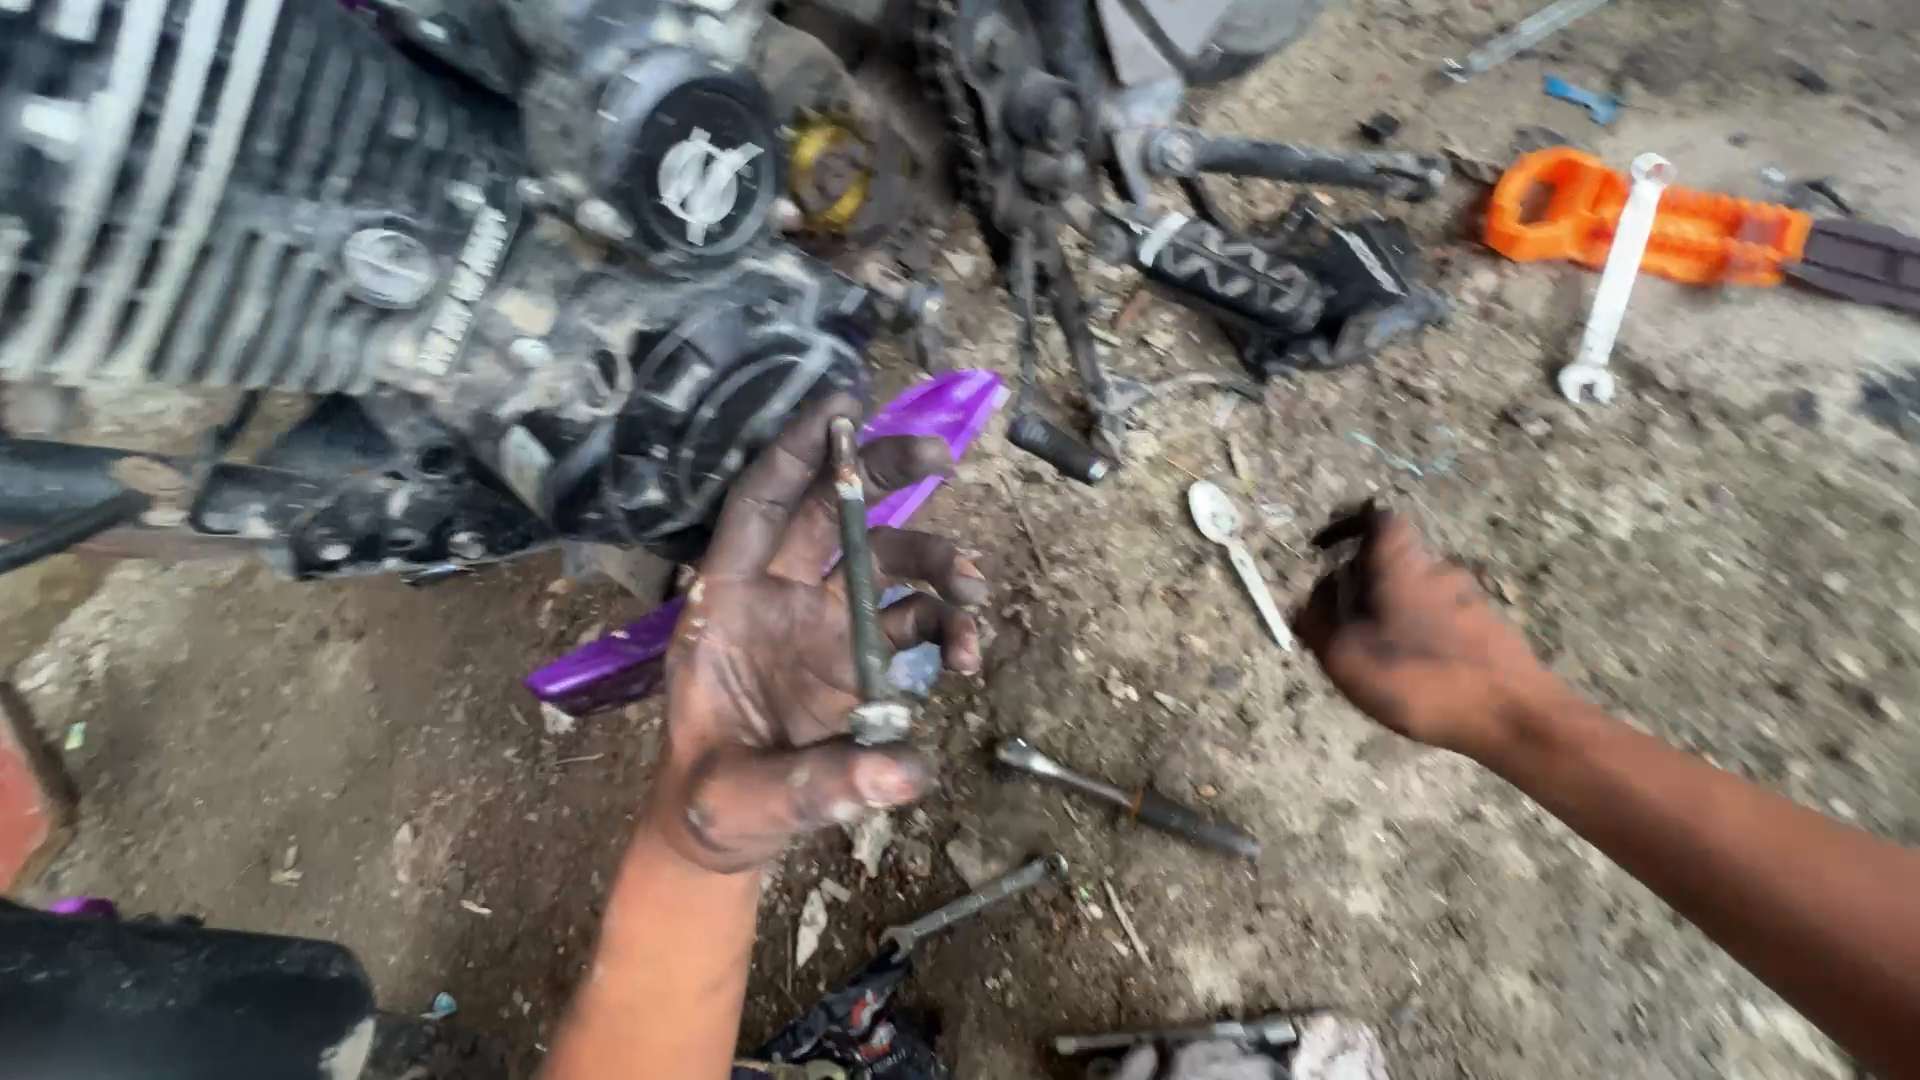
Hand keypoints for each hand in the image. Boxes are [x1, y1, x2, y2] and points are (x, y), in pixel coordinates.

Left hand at [644, 394, 988, 872]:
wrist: (732, 827)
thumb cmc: (717, 796)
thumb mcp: (748, 796)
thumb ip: (821, 783)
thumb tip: (905, 769)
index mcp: (730, 602)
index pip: (759, 508)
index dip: (797, 453)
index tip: (842, 408)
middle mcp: (781, 596)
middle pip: (837, 513)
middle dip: (885, 474)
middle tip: (941, 455)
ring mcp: (826, 621)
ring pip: (889, 561)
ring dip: (938, 562)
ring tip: (975, 590)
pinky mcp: (862, 654)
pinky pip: (916, 620)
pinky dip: (949, 628)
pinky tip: (969, 657)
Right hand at [1292, 505, 1565, 757]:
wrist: (1514, 718)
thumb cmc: (1418, 677)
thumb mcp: (1342, 652)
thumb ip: (1316, 618)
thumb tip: (1313, 596)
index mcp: (1399, 565)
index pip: (1377, 519)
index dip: (1347, 525)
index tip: (1323, 550)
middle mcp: (1436, 570)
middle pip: (1390, 560)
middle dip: (1358, 583)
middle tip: (1337, 622)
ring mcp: (1468, 599)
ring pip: (1412, 592)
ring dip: (1385, 612)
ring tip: (1371, 656)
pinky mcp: (1487, 629)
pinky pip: (1437, 618)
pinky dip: (1414, 634)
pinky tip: (1410, 674)